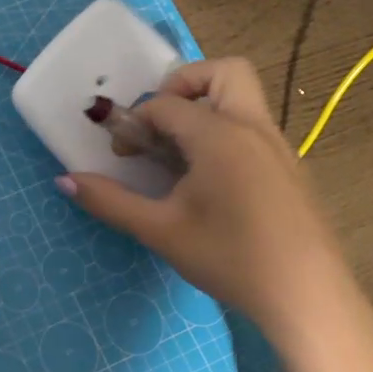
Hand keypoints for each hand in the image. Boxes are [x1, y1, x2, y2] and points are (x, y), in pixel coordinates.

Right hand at [56, 59, 359, 346]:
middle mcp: (254, 129)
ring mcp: (279, 148)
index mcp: (220, 136)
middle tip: (159, 124)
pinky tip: (208, 185)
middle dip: (182, 84)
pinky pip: (253, 130)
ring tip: (177, 157)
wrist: (308, 299)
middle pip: (224, 71)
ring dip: (204, 111)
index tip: (122, 155)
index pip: (166, 103)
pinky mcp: (290, 170)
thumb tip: (64, 181)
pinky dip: (223, 135)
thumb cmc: (229, 258)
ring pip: (242, 100)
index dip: (135, 122)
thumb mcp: (159, 230)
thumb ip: (109, 201)